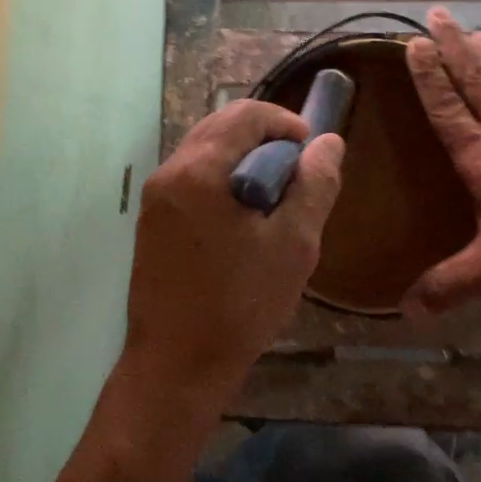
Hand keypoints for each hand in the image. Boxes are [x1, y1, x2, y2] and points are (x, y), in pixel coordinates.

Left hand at [123, 100, 344, 400]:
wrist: (176, 367)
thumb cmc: (239, 305)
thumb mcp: (294, 245)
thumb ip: (314, 185)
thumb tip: (328, 143)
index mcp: (199, 171)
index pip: (246, 114)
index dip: (286, 123)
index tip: (311, 155)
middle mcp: (169, 173)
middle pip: (221, 127)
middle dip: (264, 141)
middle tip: (296, 181)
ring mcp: (156, 198)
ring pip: (206, 153)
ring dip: (243, 162)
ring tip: (274, 206)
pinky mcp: (152, 223)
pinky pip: (192, 181)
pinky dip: (222, 183)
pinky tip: (243, 225)